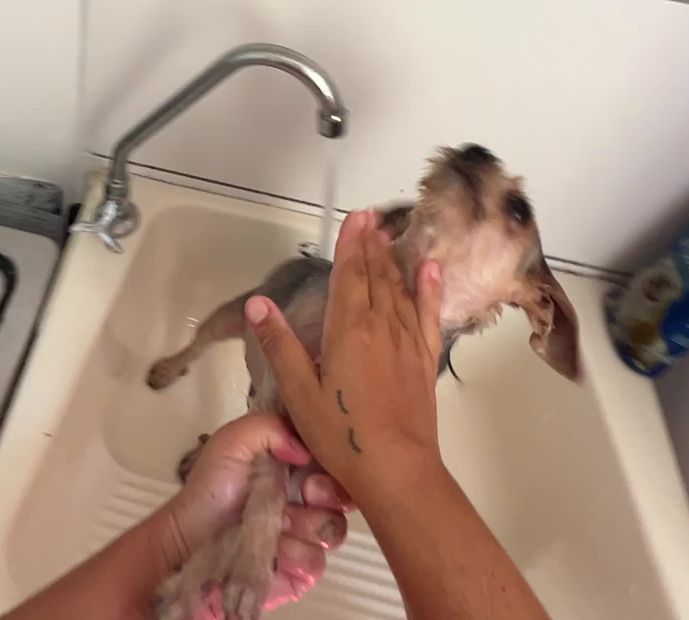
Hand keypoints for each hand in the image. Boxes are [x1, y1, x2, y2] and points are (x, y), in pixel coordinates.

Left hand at [161, 413, 351, 613]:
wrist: (193, 538)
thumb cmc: (213, 486)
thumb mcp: (233, 440)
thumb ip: (267, 427)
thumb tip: (304, 448)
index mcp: (293, 464)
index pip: (331, 459)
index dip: (330, 462)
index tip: (310, 467)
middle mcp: (305, 498)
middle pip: (343, 495)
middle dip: (327, 493)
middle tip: (304, 494)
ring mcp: (305, 534)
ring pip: (333, 529)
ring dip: (307, 526)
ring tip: (278, 525)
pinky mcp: (301, 568)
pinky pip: (318, 561)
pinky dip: (296, 555)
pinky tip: (275, 550)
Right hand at [244, 209, 447, 508]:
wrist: (398, 472)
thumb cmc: (342, 433)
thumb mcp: (298, 391)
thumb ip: (278, 343)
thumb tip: (257, 303)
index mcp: (349, 329)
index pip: (350, 274)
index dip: (351, 243)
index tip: (355, 216)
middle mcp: (382, 326)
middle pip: (375, 275)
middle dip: (371, 244)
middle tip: (370, 217)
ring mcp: (408, 342)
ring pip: (400, 289)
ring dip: (392, 259)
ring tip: (388, 234)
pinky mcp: (424, 360)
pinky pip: (428, 314)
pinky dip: (429, 289)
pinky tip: (431, 271)